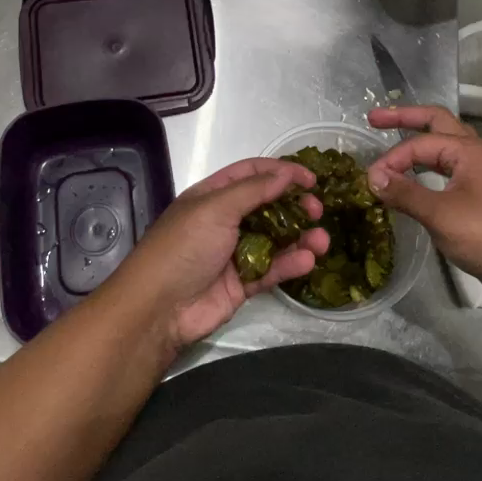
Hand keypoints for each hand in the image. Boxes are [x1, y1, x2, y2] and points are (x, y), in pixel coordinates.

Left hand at [99, 157, 328, 351]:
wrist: (158, 308)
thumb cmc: (183, 247)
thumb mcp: (215, 208)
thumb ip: (254, 190)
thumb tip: (286, 173)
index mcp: (213, 195)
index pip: (252, 174)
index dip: (281, 172)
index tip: (311, 179)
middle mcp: (225, 220)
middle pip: (268, 206)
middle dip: (295, 206)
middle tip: (317, 211)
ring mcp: (234, 253)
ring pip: (275, 239)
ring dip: (300, 237)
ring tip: (322, 240)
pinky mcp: (242, 283)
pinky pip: (272, 269)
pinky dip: (291, 264)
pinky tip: (308, 261)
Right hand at [367, 106, 481, 297]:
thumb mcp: (440, 215)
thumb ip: (405, 193)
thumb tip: (372, 177)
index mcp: (467, 150)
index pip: (419, 144)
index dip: (391, 159)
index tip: (370, 181)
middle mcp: (475, 153)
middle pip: (437, 123)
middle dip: (405, 118)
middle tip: (374, 120)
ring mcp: (481, 172)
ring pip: (445, 143)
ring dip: (420, 138)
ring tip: (395, 138)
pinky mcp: (481, 192)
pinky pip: (449, 164)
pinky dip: (429, 162)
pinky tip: (418, 173)